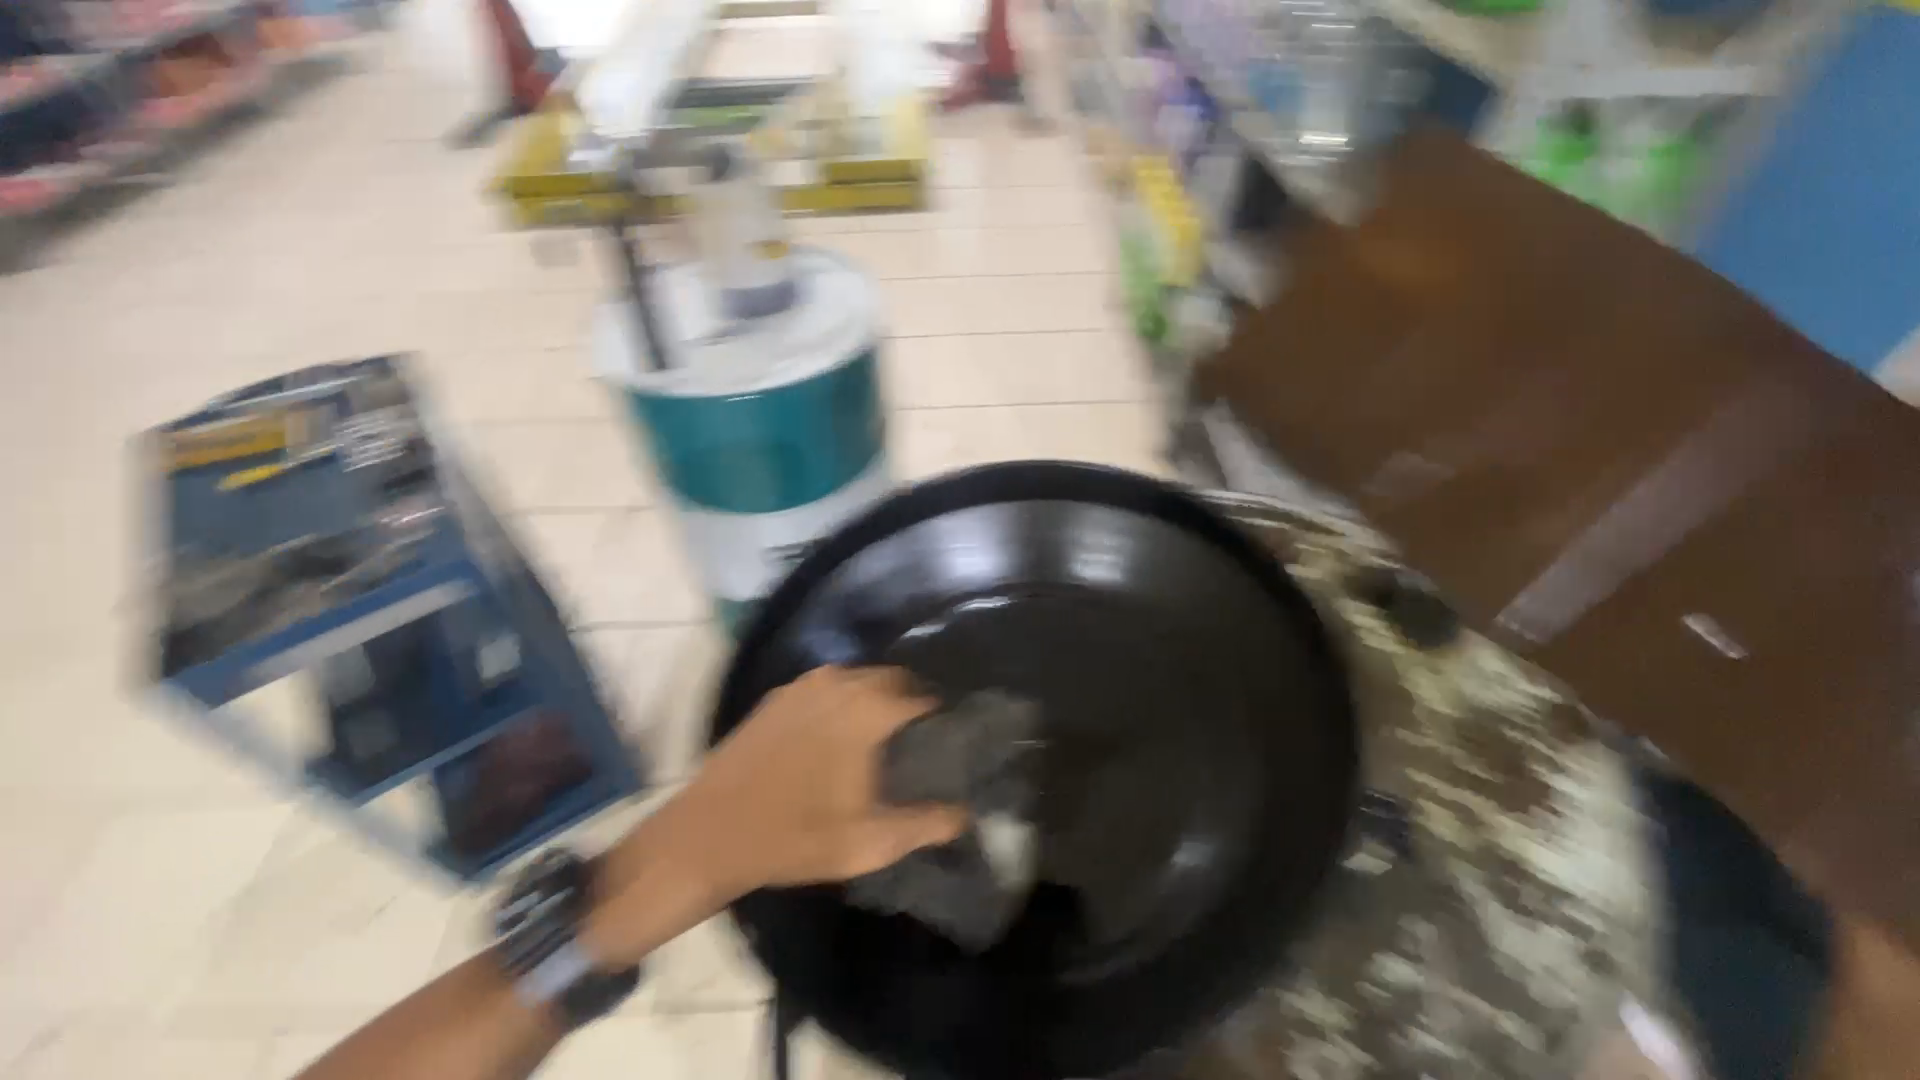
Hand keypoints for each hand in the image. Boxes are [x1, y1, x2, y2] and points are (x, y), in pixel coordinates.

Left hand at [672, 666, 970, 893]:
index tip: (949, 741)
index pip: (924, 696)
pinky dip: (841, 704)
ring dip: (874, 700)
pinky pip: (825, 689)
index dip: (941, 718)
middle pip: (892, 680)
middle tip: (919, 742)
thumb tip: (965, 814)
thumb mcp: (871, 842)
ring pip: (856, 681)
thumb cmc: (797, 837)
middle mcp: (839, 682)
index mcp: (868, 707)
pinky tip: (836, 738)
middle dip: (909, 703)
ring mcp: (802, 685)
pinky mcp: (776, 697)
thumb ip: (927, 823)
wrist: (710, 835)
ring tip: (881, 739)